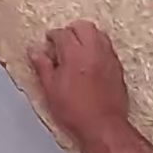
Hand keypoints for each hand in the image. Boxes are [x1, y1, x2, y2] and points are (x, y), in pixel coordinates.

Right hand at [28, 20, 131, 146]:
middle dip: (71, 30)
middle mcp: (94, 51)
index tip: (47, 43)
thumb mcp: (50, 89)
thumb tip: (34, 51)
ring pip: (99, 34)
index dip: (52, 36)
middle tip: (61, 43)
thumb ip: (42, 66)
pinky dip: (97, 48)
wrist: (103, 126)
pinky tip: (89, 62)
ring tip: (75, 51)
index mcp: (74, 54)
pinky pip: (107, 47)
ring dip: (86, 36)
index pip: (62, 34)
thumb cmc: (75, 111)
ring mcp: (108, 58)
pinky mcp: (117, 67)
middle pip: (84, 26)